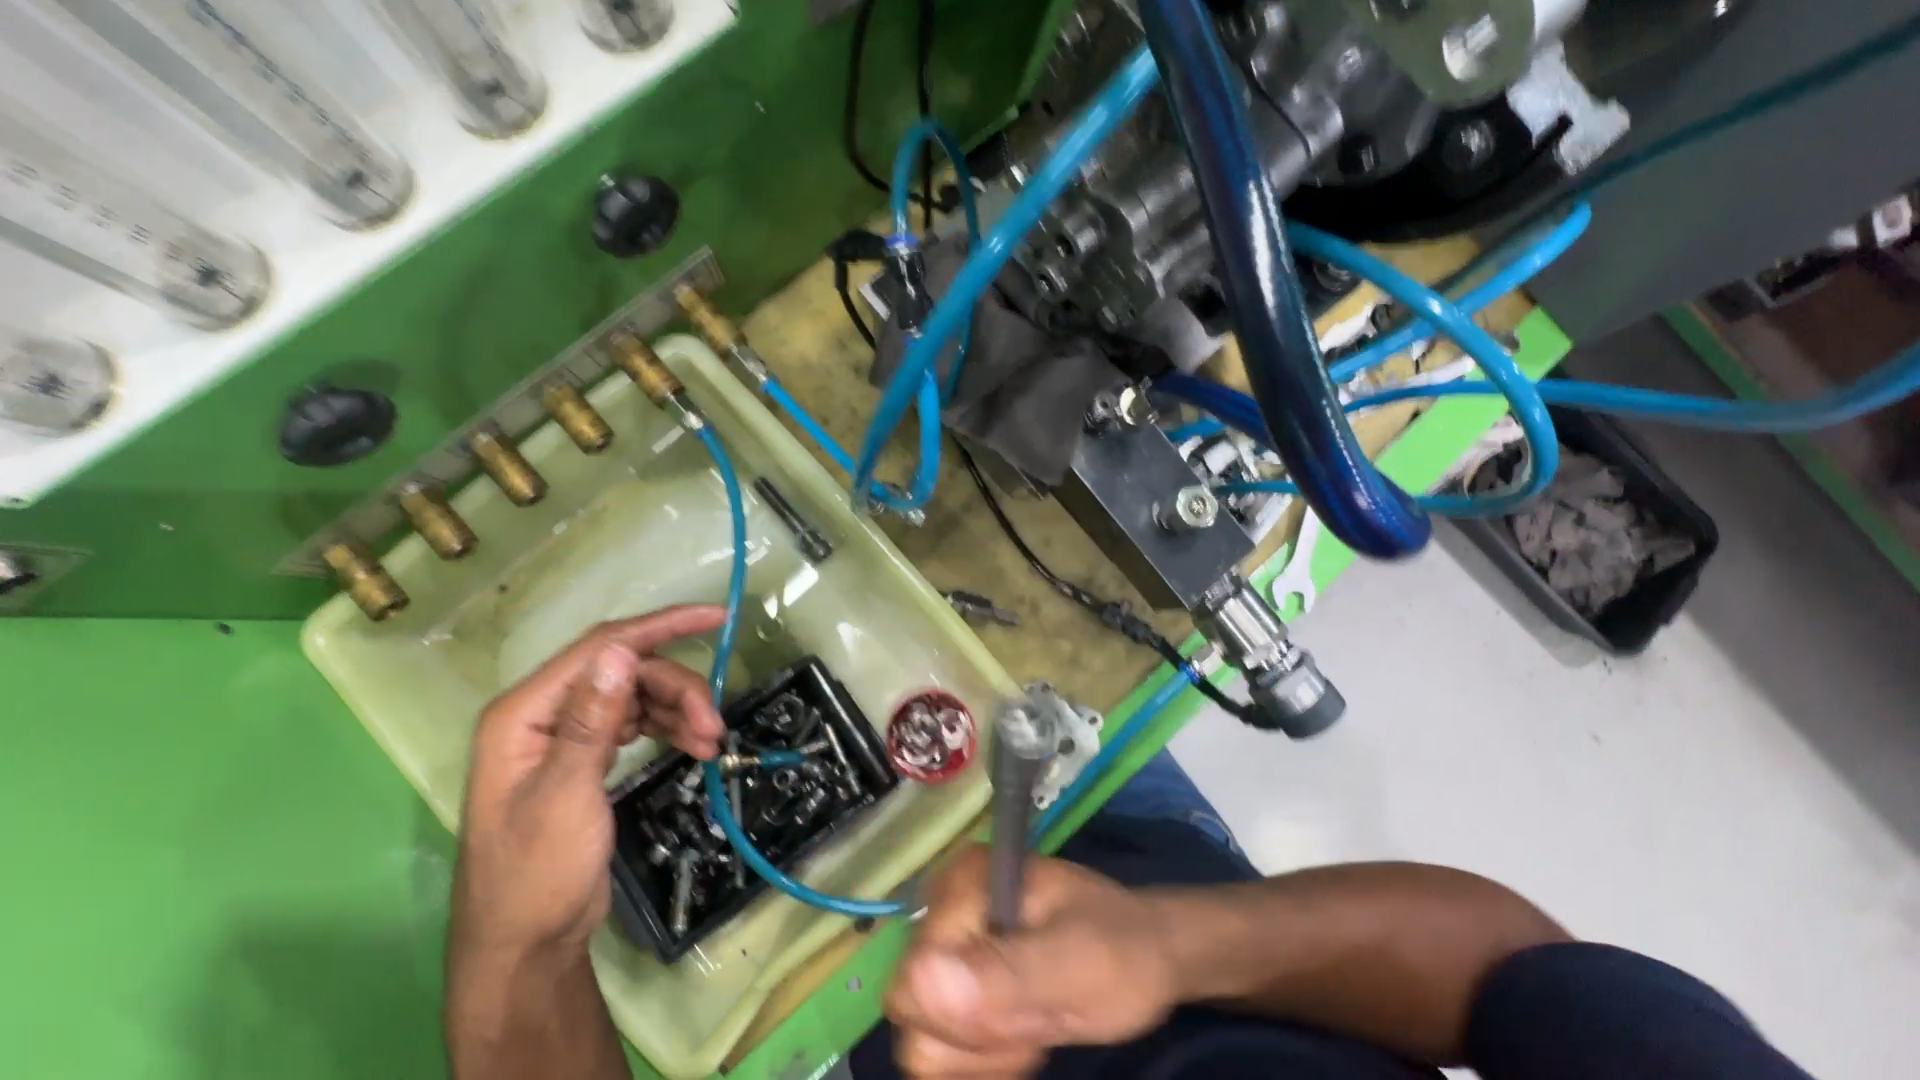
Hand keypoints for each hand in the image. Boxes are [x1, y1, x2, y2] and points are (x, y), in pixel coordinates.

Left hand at [450, 607, 727, 959]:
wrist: (525, 945)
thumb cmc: (535, 874)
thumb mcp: (565, 796)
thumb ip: (591, 721)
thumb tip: (620, 650)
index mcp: (525, 711)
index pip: (601, 648)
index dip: (661, 627)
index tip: (718, 618)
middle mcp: (544, 713)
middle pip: (625, 672)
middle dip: (676, 689)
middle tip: (714, 727)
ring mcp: (564, 736)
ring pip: (635, 697)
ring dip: (677, 711)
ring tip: (710, 743)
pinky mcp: (584, 759)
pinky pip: (634, 724)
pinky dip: (667, 729)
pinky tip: (694, 747)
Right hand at [885, 846, 1183, 1077]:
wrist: (1152, 956)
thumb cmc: (1123, 951)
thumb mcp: (1077, 963)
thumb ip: (1005, 973)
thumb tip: (922, 981)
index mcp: (963, 884)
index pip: (914, 979)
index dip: (970, 1016)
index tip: (1029, 1009)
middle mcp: (943, 908)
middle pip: (910, 1008)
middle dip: (977, 1035)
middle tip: (1036, 1016)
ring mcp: (948, 945)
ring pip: (924, 1035)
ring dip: (983, 1050)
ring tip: (1034, 1022)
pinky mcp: (956, 979)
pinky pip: (941, 1045)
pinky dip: (983, 1056)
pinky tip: (1024, 1032)